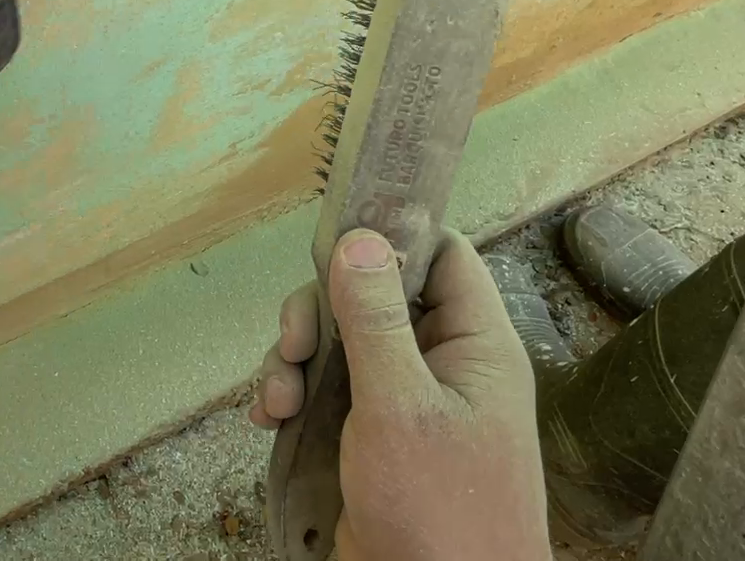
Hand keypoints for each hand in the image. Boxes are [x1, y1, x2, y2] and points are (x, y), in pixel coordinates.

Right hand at [250, 228, 551, 560]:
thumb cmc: (437, 511)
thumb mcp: (399, 407)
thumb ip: (376, 320)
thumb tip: (359, 237)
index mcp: (473, 344)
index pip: (442, 254)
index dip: (393, 233)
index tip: (334, 233)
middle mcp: (439, 359)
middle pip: (369, 292)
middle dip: (318, 313)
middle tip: (291, 344)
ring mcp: (401, 392)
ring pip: (336, 336)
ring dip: (294, 359)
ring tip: (277, 403)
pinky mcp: (368, 424)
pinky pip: (321, 380)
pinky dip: (290, 390)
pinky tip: (271, 417)